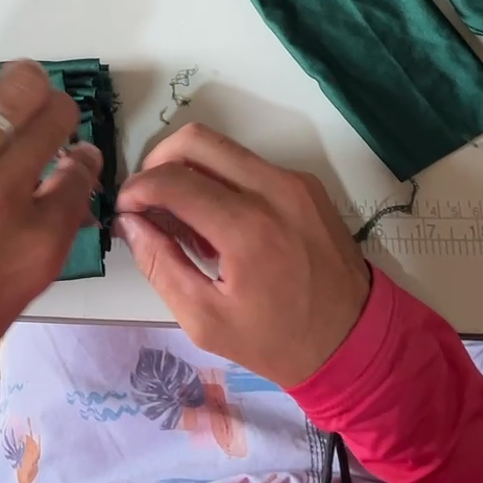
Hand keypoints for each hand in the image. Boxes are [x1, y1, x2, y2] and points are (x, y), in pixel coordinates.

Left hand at [0, 52, 100, 416]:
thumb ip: (34, 246)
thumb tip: (50, 194)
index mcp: (32, 247)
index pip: (80, 174)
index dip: (76, 159)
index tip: (65, 156)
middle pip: (54, 115)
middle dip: (50, 116)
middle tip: (27, 125)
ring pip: (15, 85)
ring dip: (16, 87)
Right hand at [115, 124, 370, 387]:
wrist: (357, 342)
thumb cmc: (277, 341)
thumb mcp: (206, 321)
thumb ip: (160, 265)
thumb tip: (130, 222)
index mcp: (246, 230)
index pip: (172, 180)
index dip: (136, 189)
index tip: (125, 210)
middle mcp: (272, 190)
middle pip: (195, 140)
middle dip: (157, 161)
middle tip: (148, 198)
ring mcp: (293, 181)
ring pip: (221, 145)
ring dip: (188, 167)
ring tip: (183, 214)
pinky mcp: (304, 182)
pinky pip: (247, 162)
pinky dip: (220, 177)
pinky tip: (218, 220)